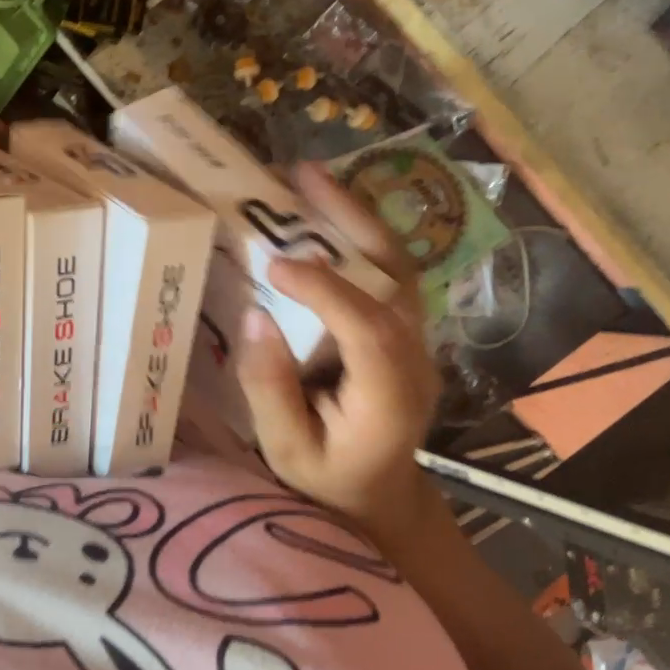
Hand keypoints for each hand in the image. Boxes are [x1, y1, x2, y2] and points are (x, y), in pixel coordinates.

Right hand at [236, 163, 442, 546]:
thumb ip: (271, 389)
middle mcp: (414, 356)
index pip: (368, 329)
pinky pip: (385, 272)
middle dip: (350, 220)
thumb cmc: (325, 477)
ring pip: (394, 264)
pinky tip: (321, 210)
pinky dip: (355, 234)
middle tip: (301, 176)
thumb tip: (255, 317)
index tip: (276, 264)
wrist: (377, 493)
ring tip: (307, 177)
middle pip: (396, 276)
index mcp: (388, 395)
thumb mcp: (286, 448)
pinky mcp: (401, 329)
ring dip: (353, 215)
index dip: (327, 290)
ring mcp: (415, 339)